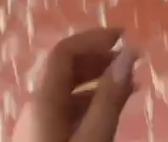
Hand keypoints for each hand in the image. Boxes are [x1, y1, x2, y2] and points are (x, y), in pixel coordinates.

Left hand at [11, 28, 141, 141]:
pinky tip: (108, 115)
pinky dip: (89, 106)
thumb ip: (109, 98)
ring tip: (129, 88)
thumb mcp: (93, 137)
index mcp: (42, 98)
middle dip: (99, 59)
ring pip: (67, 94)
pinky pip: (66, 114)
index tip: (124, 36)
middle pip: (65, 69)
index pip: (64, 51)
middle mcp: (35, 106)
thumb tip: (128, 53)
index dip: (93, 38)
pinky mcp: (41, 141)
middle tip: (132, 62)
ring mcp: (35, 126)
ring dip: (97, 84)